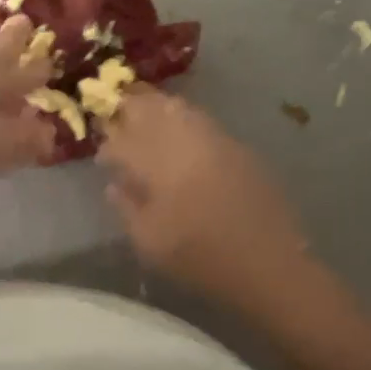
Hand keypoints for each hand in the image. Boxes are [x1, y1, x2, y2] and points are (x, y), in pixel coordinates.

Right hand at [98, 87, 306, 300]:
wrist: (268, 263)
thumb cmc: (201, 258)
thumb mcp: (149, 243)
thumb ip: (127, 208)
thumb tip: (114, 184)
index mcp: (156, 165)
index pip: (121, 140)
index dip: (107, 142)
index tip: (102, 154)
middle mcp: (182, 141)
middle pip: (147, 109)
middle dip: (127, 108)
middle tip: (116, 116)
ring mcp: (212, 139)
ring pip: (175, 107)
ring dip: (154, 106)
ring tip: (143, 113)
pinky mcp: (235, 145)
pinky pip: (199, 118)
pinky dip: (181, 116)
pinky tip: (177, 129)